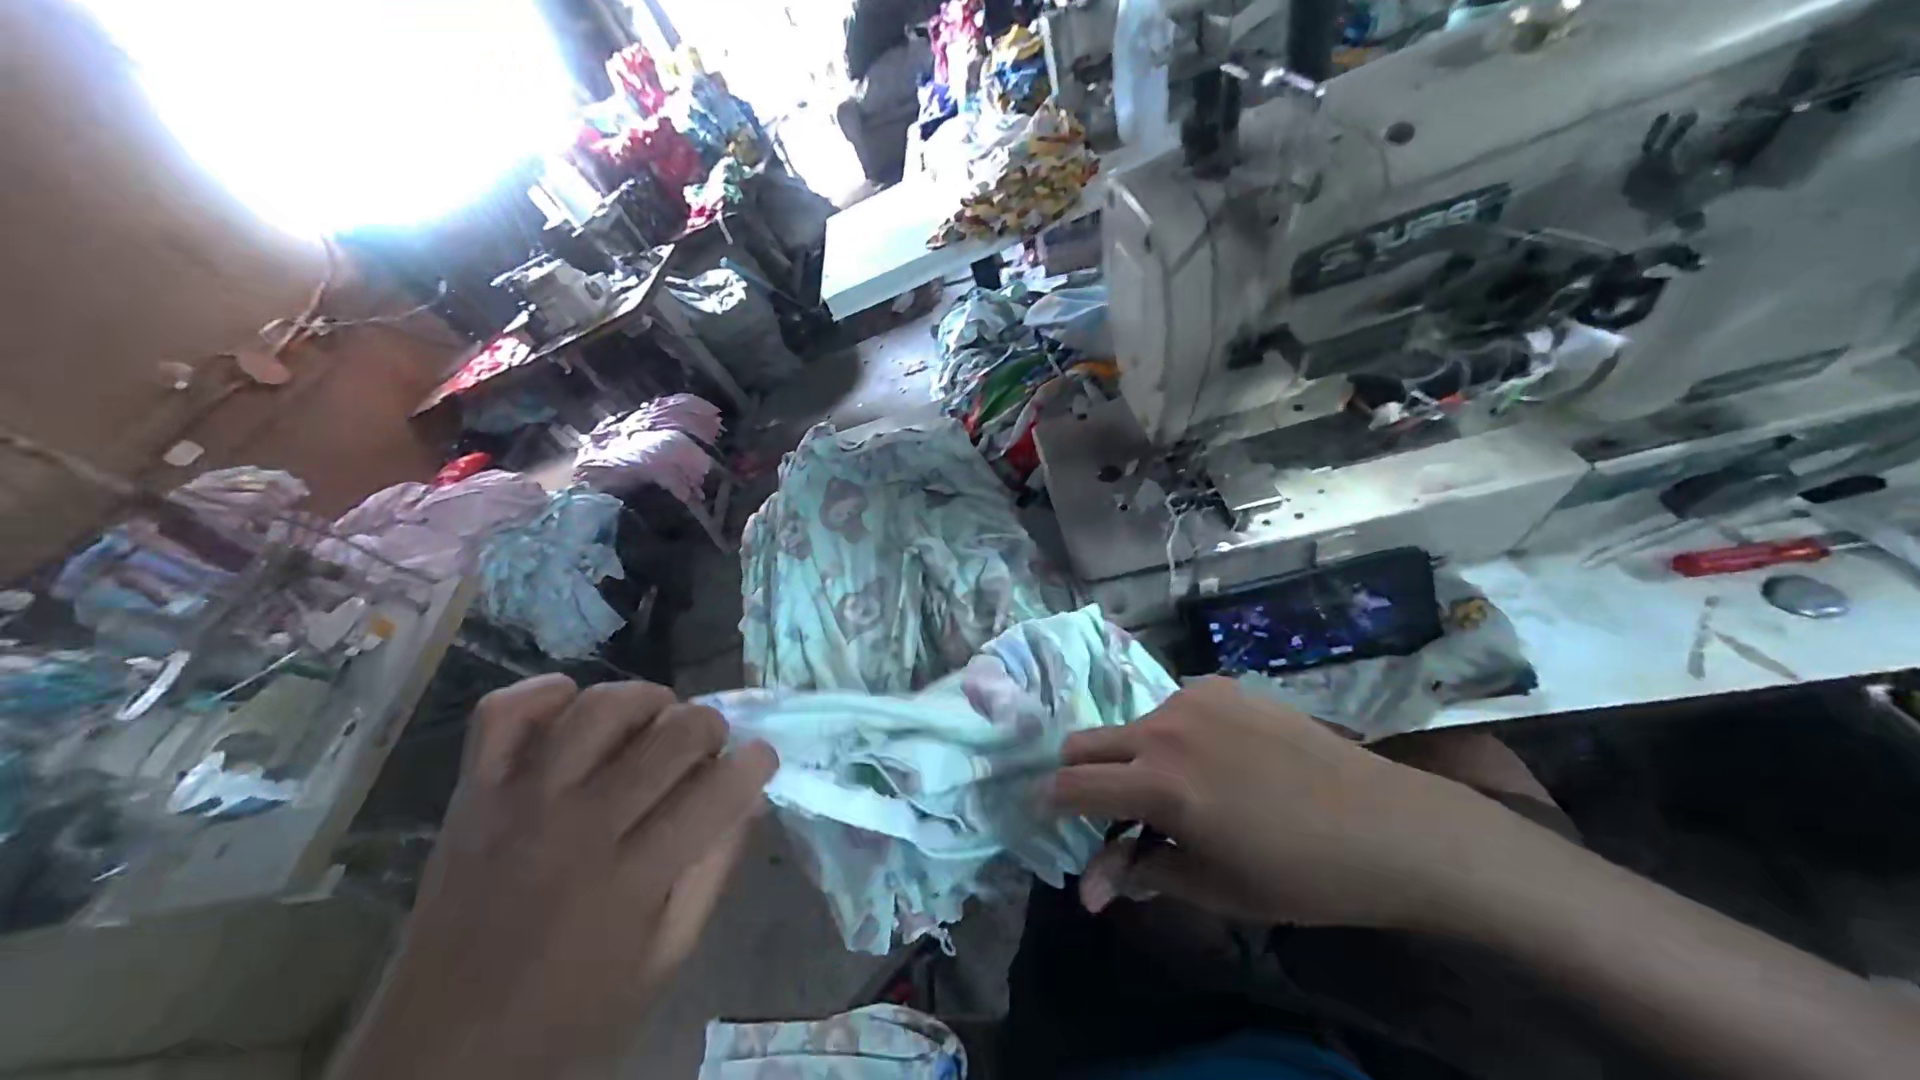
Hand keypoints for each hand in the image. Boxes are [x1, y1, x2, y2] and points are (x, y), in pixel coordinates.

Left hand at [333, 676, 776, 1079]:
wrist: (438, 1056)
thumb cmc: (570, 1016)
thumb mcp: (664, 960)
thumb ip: (711, 873)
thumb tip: (748, 798)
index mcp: (633, 881)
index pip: (718, 791)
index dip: (755, 763)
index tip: (760, 760)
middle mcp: (579, 829)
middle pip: (670, 736)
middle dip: (711, 726)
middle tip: (712, 745)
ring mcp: (518, 804)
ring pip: (598, 709)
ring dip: (646, 700)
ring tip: (658, 720)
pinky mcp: (471, 796)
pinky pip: (503, 714)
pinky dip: (544, 693)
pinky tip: (573, 706)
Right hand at [1051, 677, 1538, 931]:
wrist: (1390, 826)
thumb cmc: (1299, 874)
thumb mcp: (1212, 887)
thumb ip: (1141, 874)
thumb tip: (1088, 892)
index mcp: (1159, 785)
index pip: (1072, 786)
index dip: (1050, 804)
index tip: (1046, 815)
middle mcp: (1165, 730)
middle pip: (1085, 742)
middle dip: (1079, 774)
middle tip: (1102, 807)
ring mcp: (1194, 700)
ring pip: (1131, 725)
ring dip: (1131, 756)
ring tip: (1174, 790)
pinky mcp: (1223, 686)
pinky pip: (1173, 708)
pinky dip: (1171, 735)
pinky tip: (1214, 759)